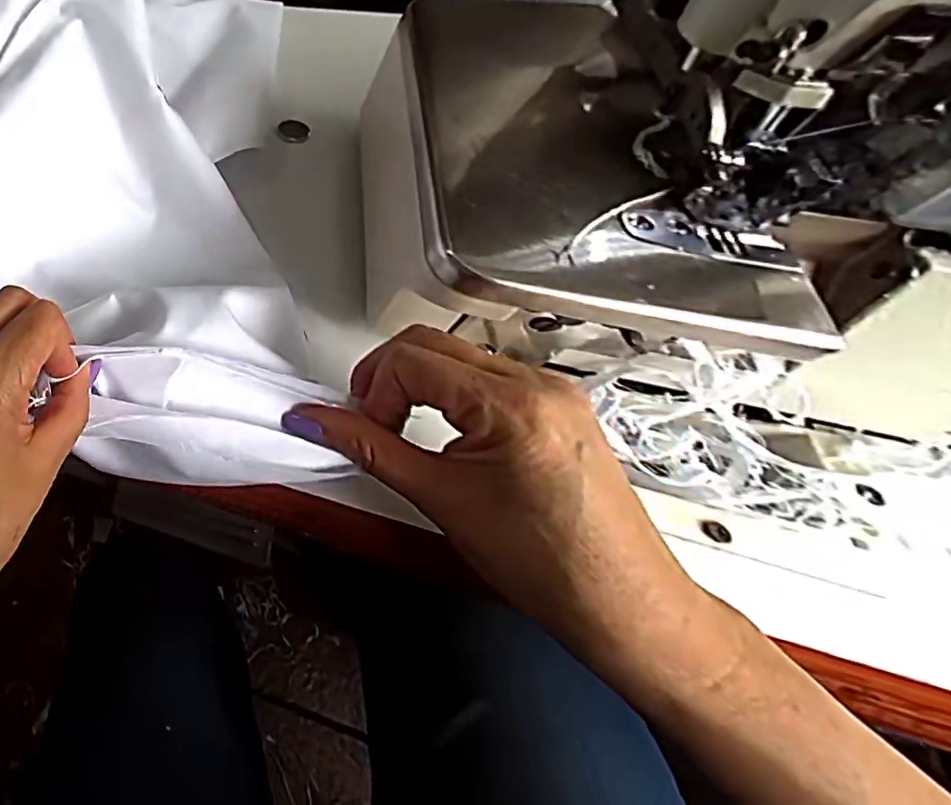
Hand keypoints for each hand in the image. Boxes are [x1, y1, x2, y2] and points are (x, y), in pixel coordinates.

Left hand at [0, 286, 90, 753]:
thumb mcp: (45, 463)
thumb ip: (69, 404)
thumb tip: (74, 373)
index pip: (42, 317)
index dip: (64, 346)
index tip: (58, 383)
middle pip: (10, 299)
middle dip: (40, 327)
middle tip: (44, 374)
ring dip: (7, 331)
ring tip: (15, 382)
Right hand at [286, 325, 696, 649]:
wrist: (625, 608)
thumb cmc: (554, 568)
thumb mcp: (441, 500)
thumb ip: (372, 449)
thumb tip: (325, 423)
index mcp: (512, 404)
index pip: (410, 360)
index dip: (372, 391)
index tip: (364, 426)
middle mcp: (539, 386)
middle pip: (431, 342)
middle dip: (386, 375)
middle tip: (366, 413)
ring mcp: (554, 393)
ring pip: (459, 353)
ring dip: (418, 380)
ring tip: (399, 422)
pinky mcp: (559, 407)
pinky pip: (488, 375)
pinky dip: (450, 391)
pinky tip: (442, 426)